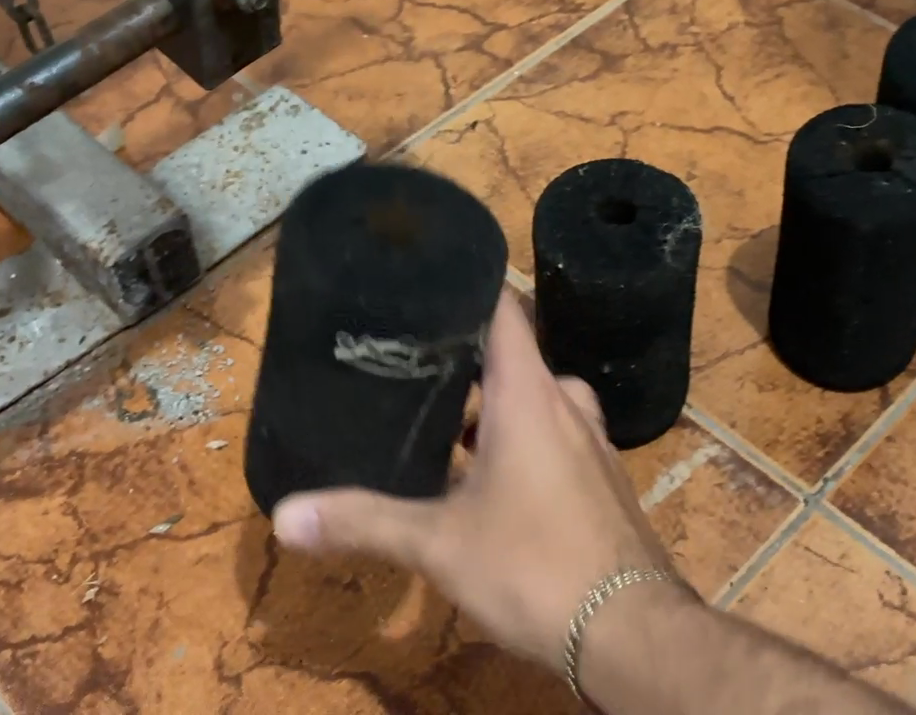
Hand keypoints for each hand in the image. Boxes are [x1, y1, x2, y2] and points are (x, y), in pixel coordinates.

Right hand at [270, 289, 687, 667]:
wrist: (630, 630)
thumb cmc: (533, 564)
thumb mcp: (438, 543)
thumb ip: (364, 521)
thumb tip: (285, 515)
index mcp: (529, 392)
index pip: (503, 309)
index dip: (466, 289)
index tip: (424, 285)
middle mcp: (565, 403)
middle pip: (513, 357)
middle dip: (466, 361)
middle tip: (413, 367)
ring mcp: (591, 440)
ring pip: (536, 401)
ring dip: (494, 409)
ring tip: (442, 423)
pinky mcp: (602, 476)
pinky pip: (557, 436)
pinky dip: (523, 440)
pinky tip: (491, 478)